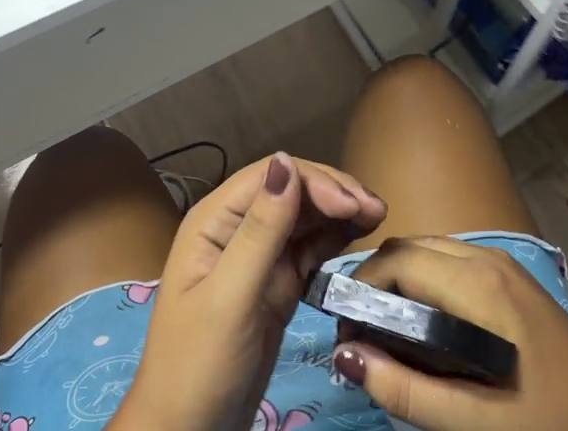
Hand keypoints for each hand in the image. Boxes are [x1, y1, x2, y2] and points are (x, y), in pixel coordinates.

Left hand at [115, 152, 386, 430]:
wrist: (189, 430)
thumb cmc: (198, 364)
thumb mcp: (229, 297)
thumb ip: (260, 231)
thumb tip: (286, 163)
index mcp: (214, 221)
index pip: (270, 177)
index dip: (315, 181)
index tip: (354, 205)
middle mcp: (236, 228)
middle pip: (292, 190)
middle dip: (335, 193)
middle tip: (377, 210)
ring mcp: (259, 256)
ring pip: (306, 216)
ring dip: (341, 212)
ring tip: (378, 218)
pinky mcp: (278, 283)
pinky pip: (311, 248)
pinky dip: (336, 238)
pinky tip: (360, 237)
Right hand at [333, 236, 567, 430]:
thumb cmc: (551, 421)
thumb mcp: (477, 422)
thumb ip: (408, 391)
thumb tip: (345, 355)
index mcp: (479, 285)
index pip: (397, 261)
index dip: (360, 291)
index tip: (343, 335)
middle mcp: (487, 258)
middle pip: (408, 248)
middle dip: (374, 284)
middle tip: (358, 339)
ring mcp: (501, 263)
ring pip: (427, 252)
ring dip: (397, 283)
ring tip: (383, 337)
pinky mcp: (509, 278)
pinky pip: (449, 264)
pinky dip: (422, 284)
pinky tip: (422, 330)